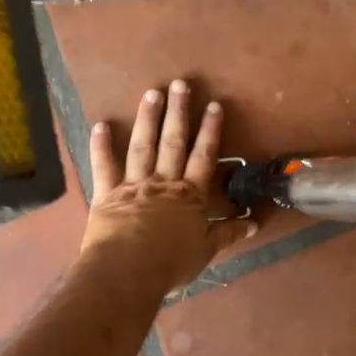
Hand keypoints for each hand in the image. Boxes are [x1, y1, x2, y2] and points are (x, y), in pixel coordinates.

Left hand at [84, 79, 256, 290]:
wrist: (127, 272)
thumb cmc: (170, 263)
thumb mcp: (206, 250)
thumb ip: (227, 233)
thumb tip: (255, 223)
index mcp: (190, 195)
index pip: (204, 156)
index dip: (210, 130)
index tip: (213, 105)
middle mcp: (164, 182)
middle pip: (173, 143)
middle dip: (178, 112)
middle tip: (180, 84)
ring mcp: (134, 185)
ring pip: (142, 146)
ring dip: (147, 118)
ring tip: (151, 92)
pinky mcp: (107, 194)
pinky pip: (103, 167)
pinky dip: (100, 146)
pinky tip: (100, 124)